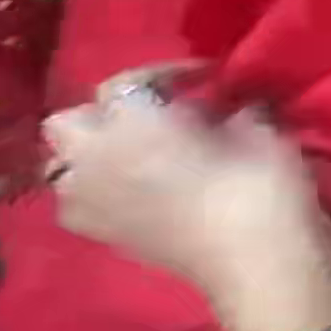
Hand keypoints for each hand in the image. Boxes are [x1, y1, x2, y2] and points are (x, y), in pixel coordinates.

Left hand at [44, 92, 330, 330]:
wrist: (259, 258)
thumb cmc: (262, 184)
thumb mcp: (264, 131)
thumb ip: (236, 110)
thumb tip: (230, 106)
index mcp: (134, 124)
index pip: (127, 81)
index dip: (167, 73)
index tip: (209, 77)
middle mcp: (92, 158)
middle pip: (73, 119)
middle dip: (111, 112)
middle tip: (163, 115)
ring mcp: (86, 200)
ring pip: (67, 161)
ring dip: (101, 150)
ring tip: (149, 152)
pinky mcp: (98, 232)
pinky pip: (81, 195)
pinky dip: (104, 184)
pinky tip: (144, 188)